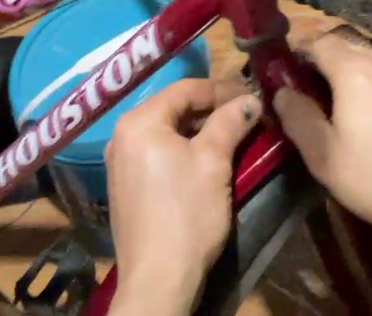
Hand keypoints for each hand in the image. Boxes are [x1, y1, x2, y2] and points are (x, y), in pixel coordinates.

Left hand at [107, 79, 261, 314]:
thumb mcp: (214, 162)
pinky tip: (209, 160)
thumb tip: (250, 100)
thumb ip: (230, 122)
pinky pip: (158, 153)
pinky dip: (184, 151)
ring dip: (200, 131)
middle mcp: (122, 135)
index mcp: (138, 121)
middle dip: (212, 110)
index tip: (251, 96)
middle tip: (245, 115)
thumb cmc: (186, 214)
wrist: (157, 282)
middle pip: (174, 108)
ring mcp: (121, 163)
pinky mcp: (126, 187)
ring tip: (233, 135)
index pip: (185, 89)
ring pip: (167, 132)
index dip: (221, 89)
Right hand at [273, 31, 371, 243]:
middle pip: (347, 49)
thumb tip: (282, 91)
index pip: (318, 41)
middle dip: (327, 65)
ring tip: (353, 111)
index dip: (299, 52)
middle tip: (316, 96)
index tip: (288, 73)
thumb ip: (298, 118)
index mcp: (354, 70)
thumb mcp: (325, 158)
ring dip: (359, 78)